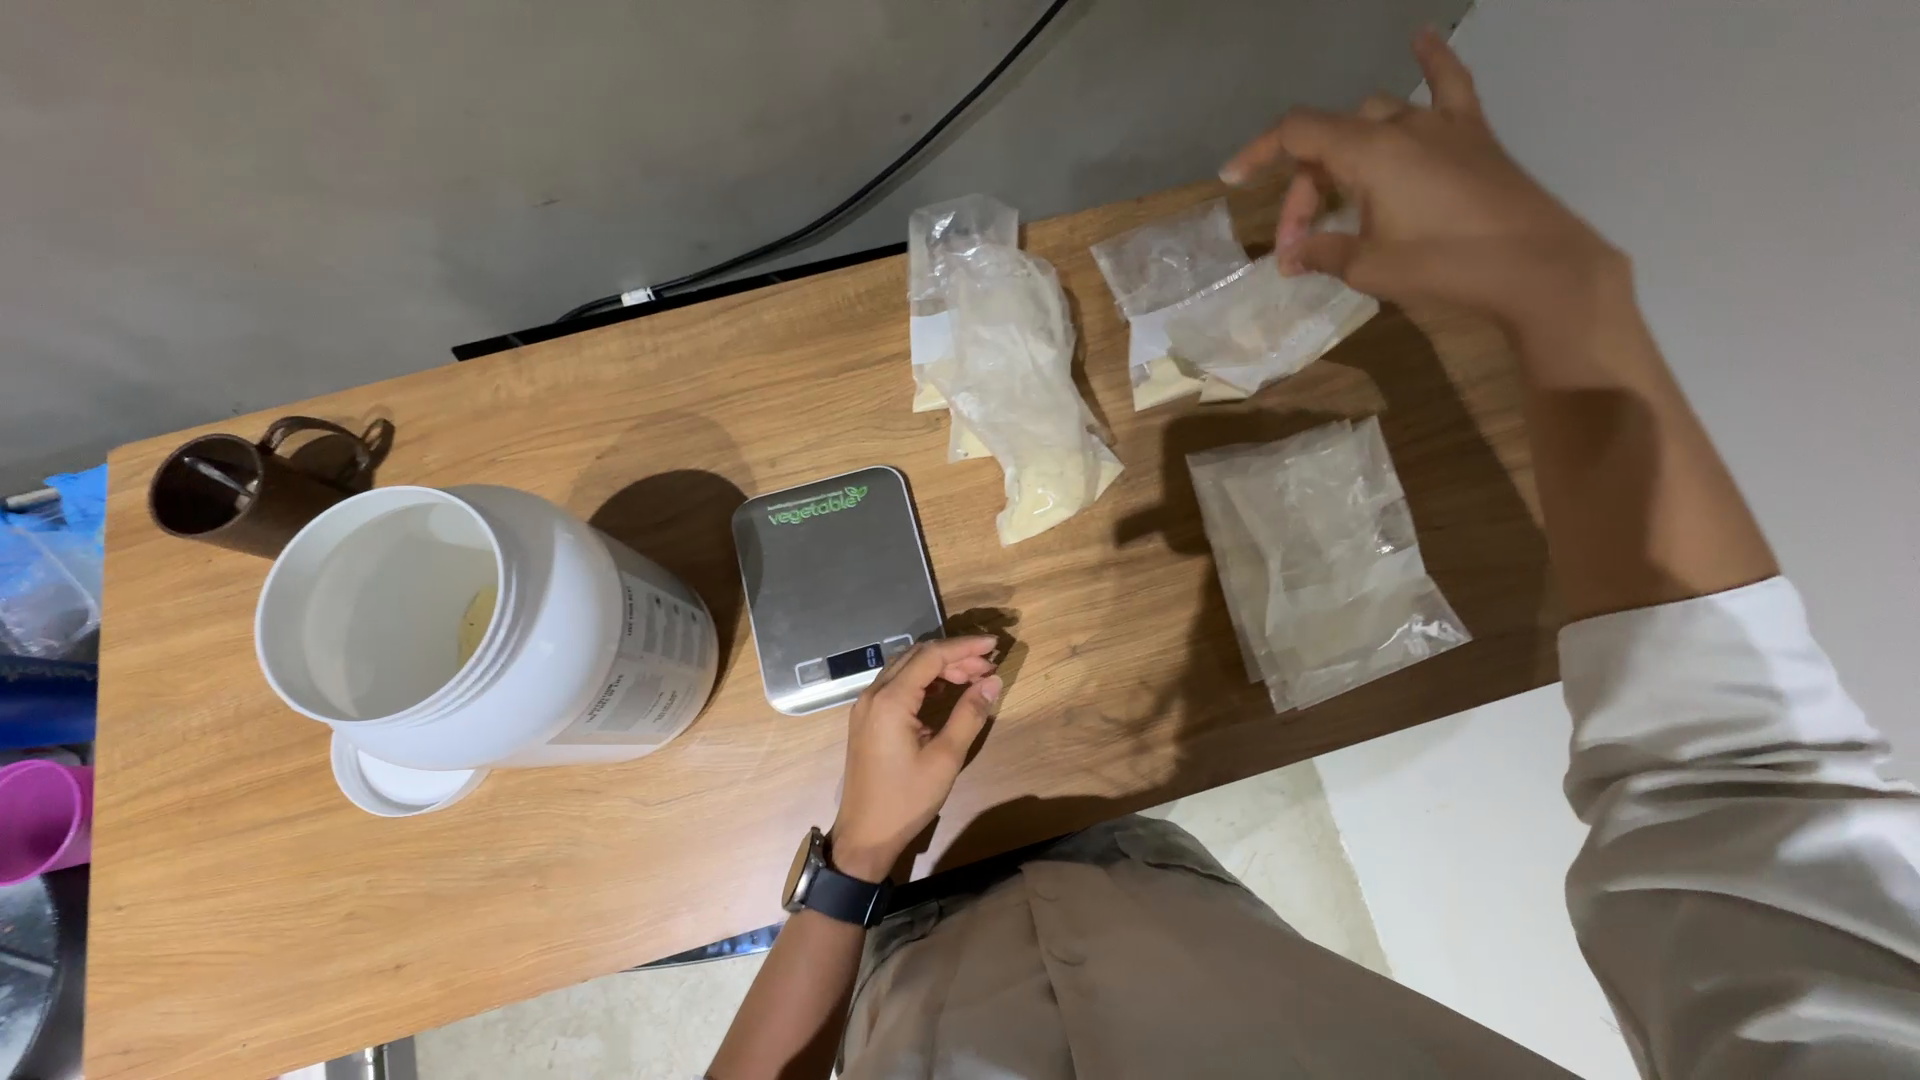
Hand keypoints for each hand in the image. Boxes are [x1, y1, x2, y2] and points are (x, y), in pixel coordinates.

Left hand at [829, 637, 1000, 881]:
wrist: (864, 835)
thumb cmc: (906, 800)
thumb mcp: (945, 759)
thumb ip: (968, 715)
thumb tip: (992, 682)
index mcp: (890, 701)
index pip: (931, 656)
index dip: (964, 647)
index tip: (994, 646)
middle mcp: (873, 694)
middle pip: (917, 656)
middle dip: (954, 655)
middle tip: (987, 667)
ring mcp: (866, 706)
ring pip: (905, 667)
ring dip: (938, 665)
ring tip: (972, 677)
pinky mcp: (867, 718)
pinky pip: (896, 683)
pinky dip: (922, 679)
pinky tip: (944, 690)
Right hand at [1220, 27, 1621, 335]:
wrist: (1535, 266)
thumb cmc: (1444, 266)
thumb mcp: (1368, 267)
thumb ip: (1322, 252)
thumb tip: (1292, 255)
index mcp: (1371, 152)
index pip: (1297, 134)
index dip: (1257, 153)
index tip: (1230, 178)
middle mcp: (1401, 124)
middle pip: (1330, 139)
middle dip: (1304, 189)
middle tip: (1300, 244)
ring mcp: (1440, 123)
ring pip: (1373, 116)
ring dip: (1344, 151)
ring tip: (1339, 193)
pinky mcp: (1472, 131)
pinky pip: (1448, 82)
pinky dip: (1429, 60)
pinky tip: (1418, 38)